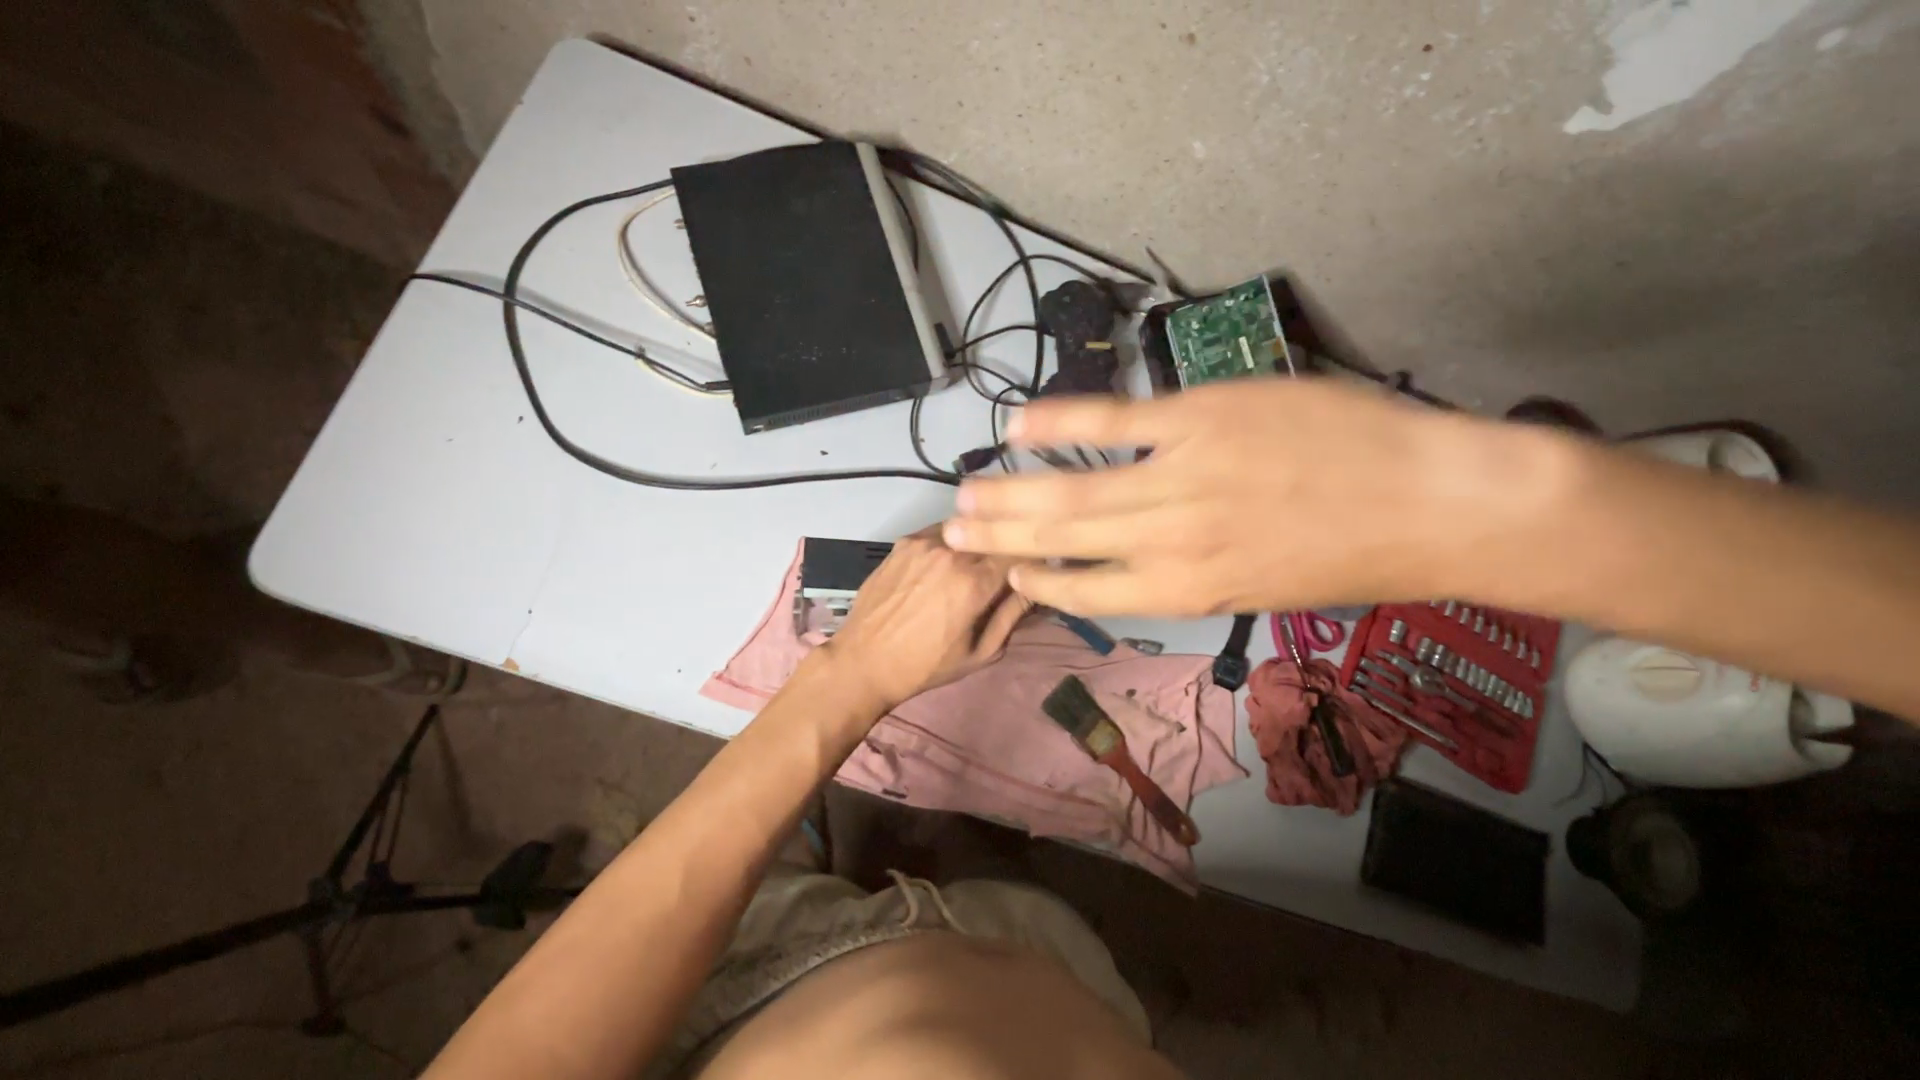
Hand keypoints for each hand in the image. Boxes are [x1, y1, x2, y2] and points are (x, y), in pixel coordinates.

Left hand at [822, 529, 1032, 709]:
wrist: (864, 661)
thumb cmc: (926, 665)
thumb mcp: (980, 652)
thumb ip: (1013, 616)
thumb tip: (1037, 586)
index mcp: (975, 583)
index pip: (1021, 551)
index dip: (1031, 559)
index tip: (1033, 570)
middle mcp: (952, 553)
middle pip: (995, 536)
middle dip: (1004, 550)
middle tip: (1002, 572)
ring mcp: (925, 542)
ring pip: (968, 530)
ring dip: (977, 543)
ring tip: (972, 568)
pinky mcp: (905, 541)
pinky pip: (941, 532)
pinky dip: (952, 543)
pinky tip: (944, 566)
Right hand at [941, 378, 1566, 616]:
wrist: (1432, 499)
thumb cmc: (1360, 553)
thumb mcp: (1272, 586)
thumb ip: (1203, 572)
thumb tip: (1154, 556)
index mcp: (1191, 589)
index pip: (1093, 593)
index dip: (1045, 582)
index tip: (1011, 572)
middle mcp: (1170, 541)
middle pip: (1066, 540)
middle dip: (1005, 538)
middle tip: (957, 532)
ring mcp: (1180, 476)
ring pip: (1074, 488)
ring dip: (1014, 492)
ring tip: (968, 493)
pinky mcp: (1199, 418)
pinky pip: (1115, 420)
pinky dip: (1062, 421)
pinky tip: (1020, 426)